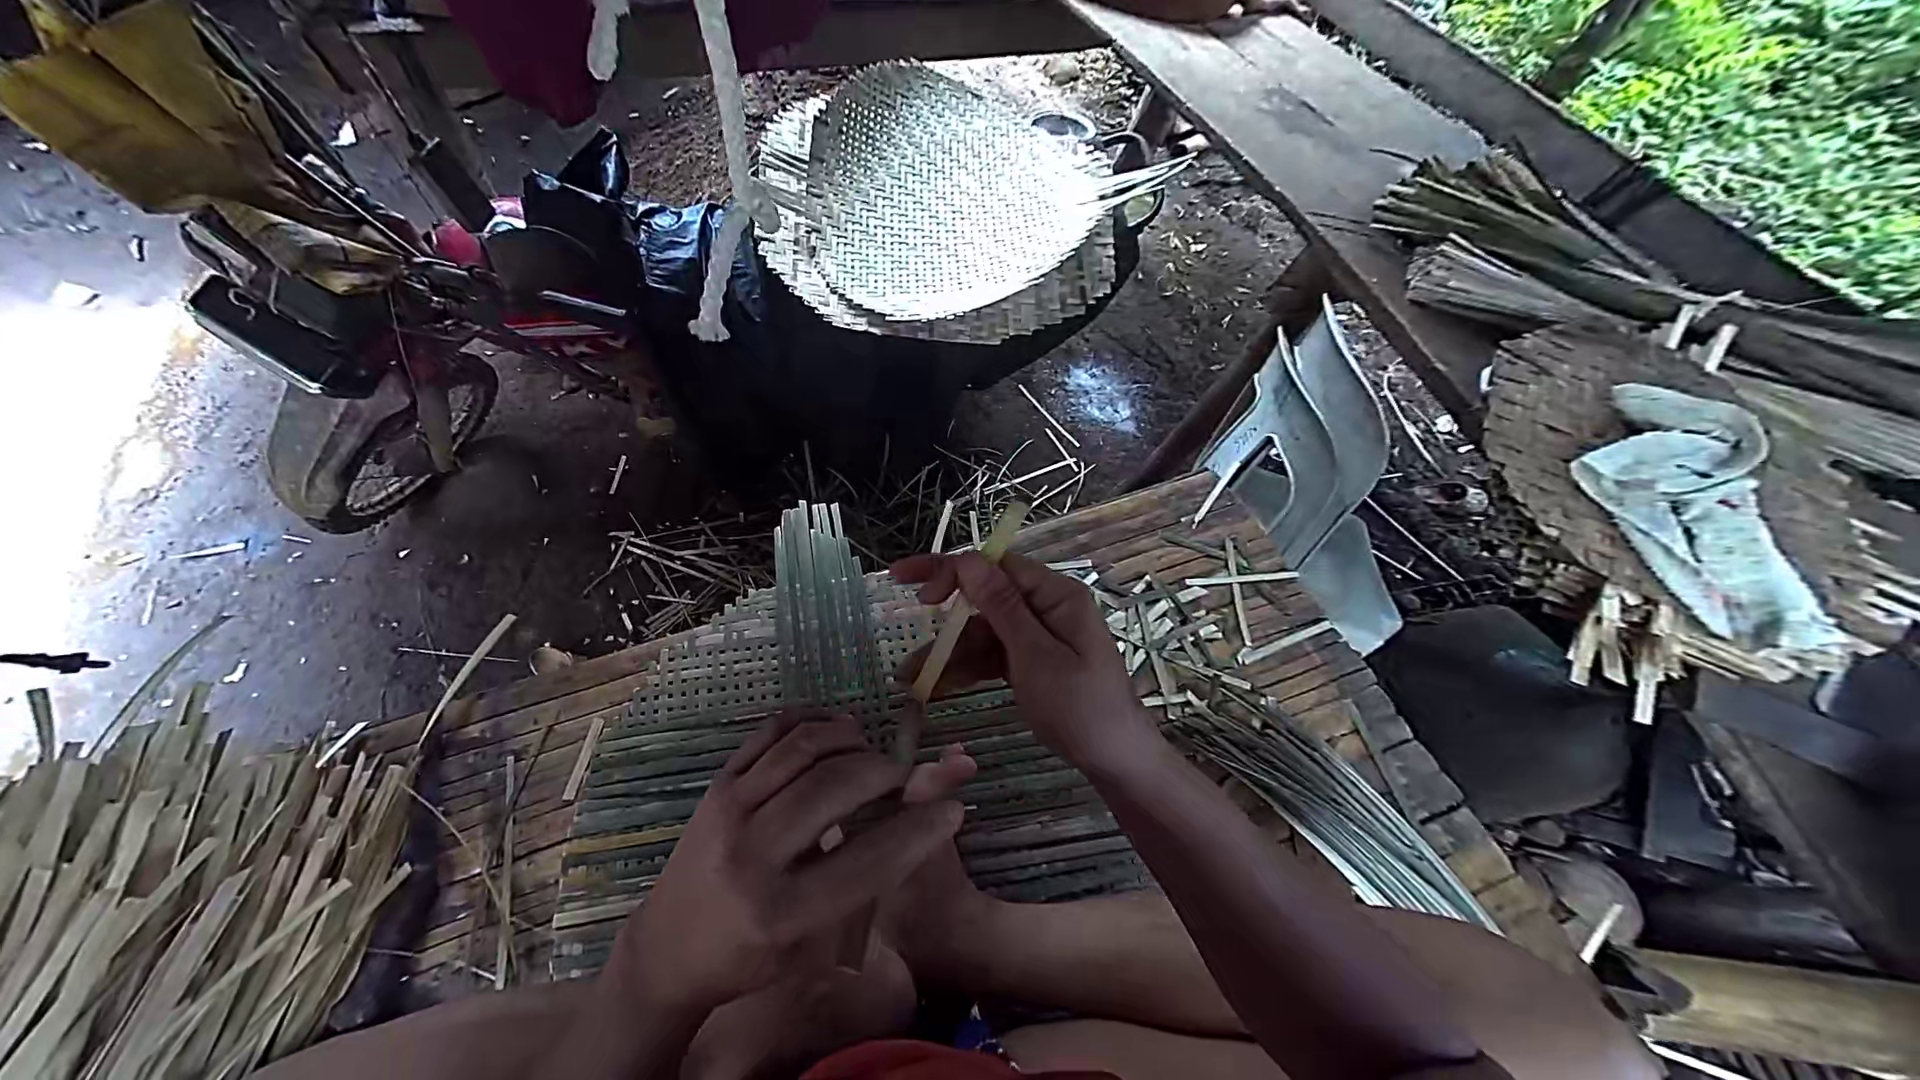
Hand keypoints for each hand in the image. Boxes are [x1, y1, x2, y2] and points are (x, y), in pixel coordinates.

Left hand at [614, 712, 963, 1011]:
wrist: (669, 948)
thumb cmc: (750, 956)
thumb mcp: (814, 942)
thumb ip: (866, 882)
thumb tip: (920, 819)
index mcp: (780, 911)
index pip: (869, 859)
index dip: (920, 830)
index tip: (952, 809)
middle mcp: (751, 853)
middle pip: (836, 786)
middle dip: (884, 773)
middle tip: (900, 777)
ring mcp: (728, 810)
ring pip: (804, 746)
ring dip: (850, 739)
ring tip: (867, 752)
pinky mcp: (717, 784)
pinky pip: (772, 731)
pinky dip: (812, 720)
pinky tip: (835, 728)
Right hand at [891, 552, 1163, 777]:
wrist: (1115, 760)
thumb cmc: (1082, 708)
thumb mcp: (1037, 657)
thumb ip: (1002, 607)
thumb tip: (968, 560)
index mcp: (1054, 595)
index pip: (995, 566)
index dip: (952, 570)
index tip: (915, 587)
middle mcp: (1044, 607)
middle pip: (984, 598)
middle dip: (945, 616)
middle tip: (908, 619)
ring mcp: (1036, 635)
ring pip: (982, 631)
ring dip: (948, 650)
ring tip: (909, 676)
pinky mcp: (1030, 661)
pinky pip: (991, 655)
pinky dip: (966, 667)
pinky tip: (934, 684)